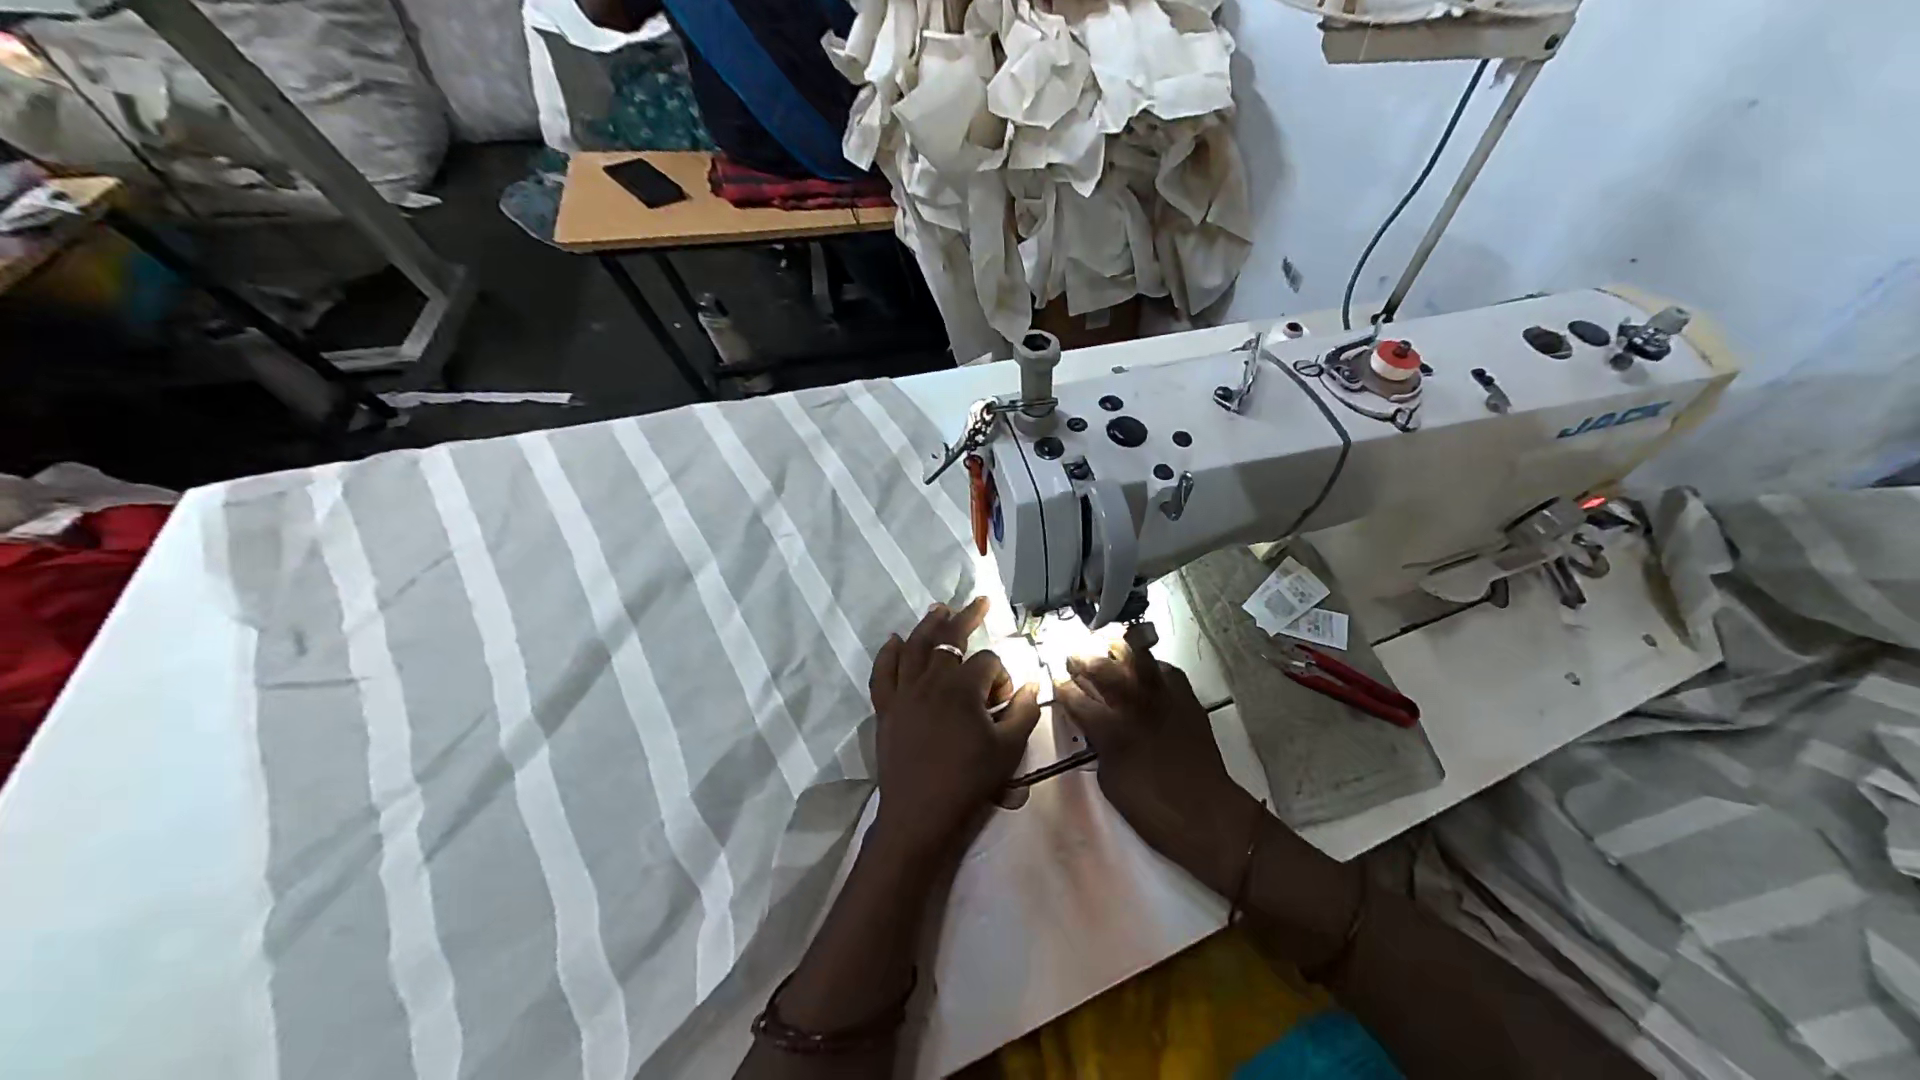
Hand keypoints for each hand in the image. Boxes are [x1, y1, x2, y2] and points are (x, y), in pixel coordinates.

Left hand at [868, 598, 1041, 861]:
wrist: (920, 814)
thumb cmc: (969, 782)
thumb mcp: (1009, 750)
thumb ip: (1024, 713)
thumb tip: (1031, 685)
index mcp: (962, 688)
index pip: (988, 662)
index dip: (1002, 676)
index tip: (1005, 702)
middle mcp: (931, 681)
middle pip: (948, 639)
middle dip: (966, 617)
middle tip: (980, 601)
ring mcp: (904, 693)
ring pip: (915, 647)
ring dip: (928, 625)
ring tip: (939, 609)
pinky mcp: (886, 708)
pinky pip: (882, 673)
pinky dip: (888, 653)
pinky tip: (894, 639)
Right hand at [1054, 640, 1259, 893]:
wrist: (1206, 812)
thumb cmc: (1150, 806)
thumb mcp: (1109, 778)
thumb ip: (1098, 742)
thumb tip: (1093, 724)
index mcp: (1108, 728)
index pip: (1074, 695)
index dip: (1061, 686)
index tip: (1057, 680)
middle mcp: (1133, 703)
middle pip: (1100, 665)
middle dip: (1081, 659)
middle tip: (1074, 658)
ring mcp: (1161, 695)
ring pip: (1134, 654)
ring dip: (1114, 649)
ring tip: (1105, 647)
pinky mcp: (1185, 695)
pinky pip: (1163, 667)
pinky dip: (1148, 664)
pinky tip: (1141, 670)